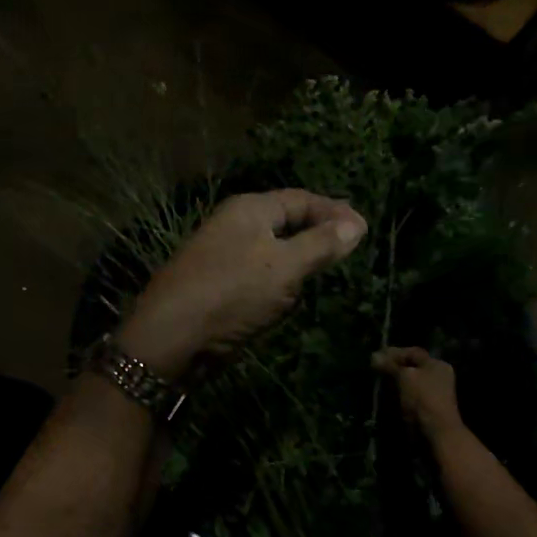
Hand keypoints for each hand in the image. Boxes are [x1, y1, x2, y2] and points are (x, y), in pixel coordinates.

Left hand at [117, 190, 365, 377]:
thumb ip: (321, 245)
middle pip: (286, 224)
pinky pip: (258, 280)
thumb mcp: (284, 266)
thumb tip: (356, 224)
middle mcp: (235, 227)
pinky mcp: (219, 289)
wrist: (173, 337)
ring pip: (272, 254)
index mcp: (249, 210)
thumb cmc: (232, 293)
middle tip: (348, 252)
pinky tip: (290, 299)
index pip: (301, 199)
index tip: (364, 230)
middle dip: (318, 236)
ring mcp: (224, 259)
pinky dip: (278, 285)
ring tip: (326, 275)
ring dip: (298, 263)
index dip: (334, 211)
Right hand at [372, 346, 463, 440]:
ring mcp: (433, 393)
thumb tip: (374, 356)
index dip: (395, 352)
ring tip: (378, 381)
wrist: (436, 431)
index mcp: (436, 365)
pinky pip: (410, 395)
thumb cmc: (423, 398)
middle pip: (412, 367)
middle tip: (375, 369)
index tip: (377, 356)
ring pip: (410, 381)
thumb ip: (390, 365)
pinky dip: (398, 393)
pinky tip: (387, 395)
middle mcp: (437, 376)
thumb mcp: (405, 377)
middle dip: (394, 367)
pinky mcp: (427, 407)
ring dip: (395, 381)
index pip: (413, 353)